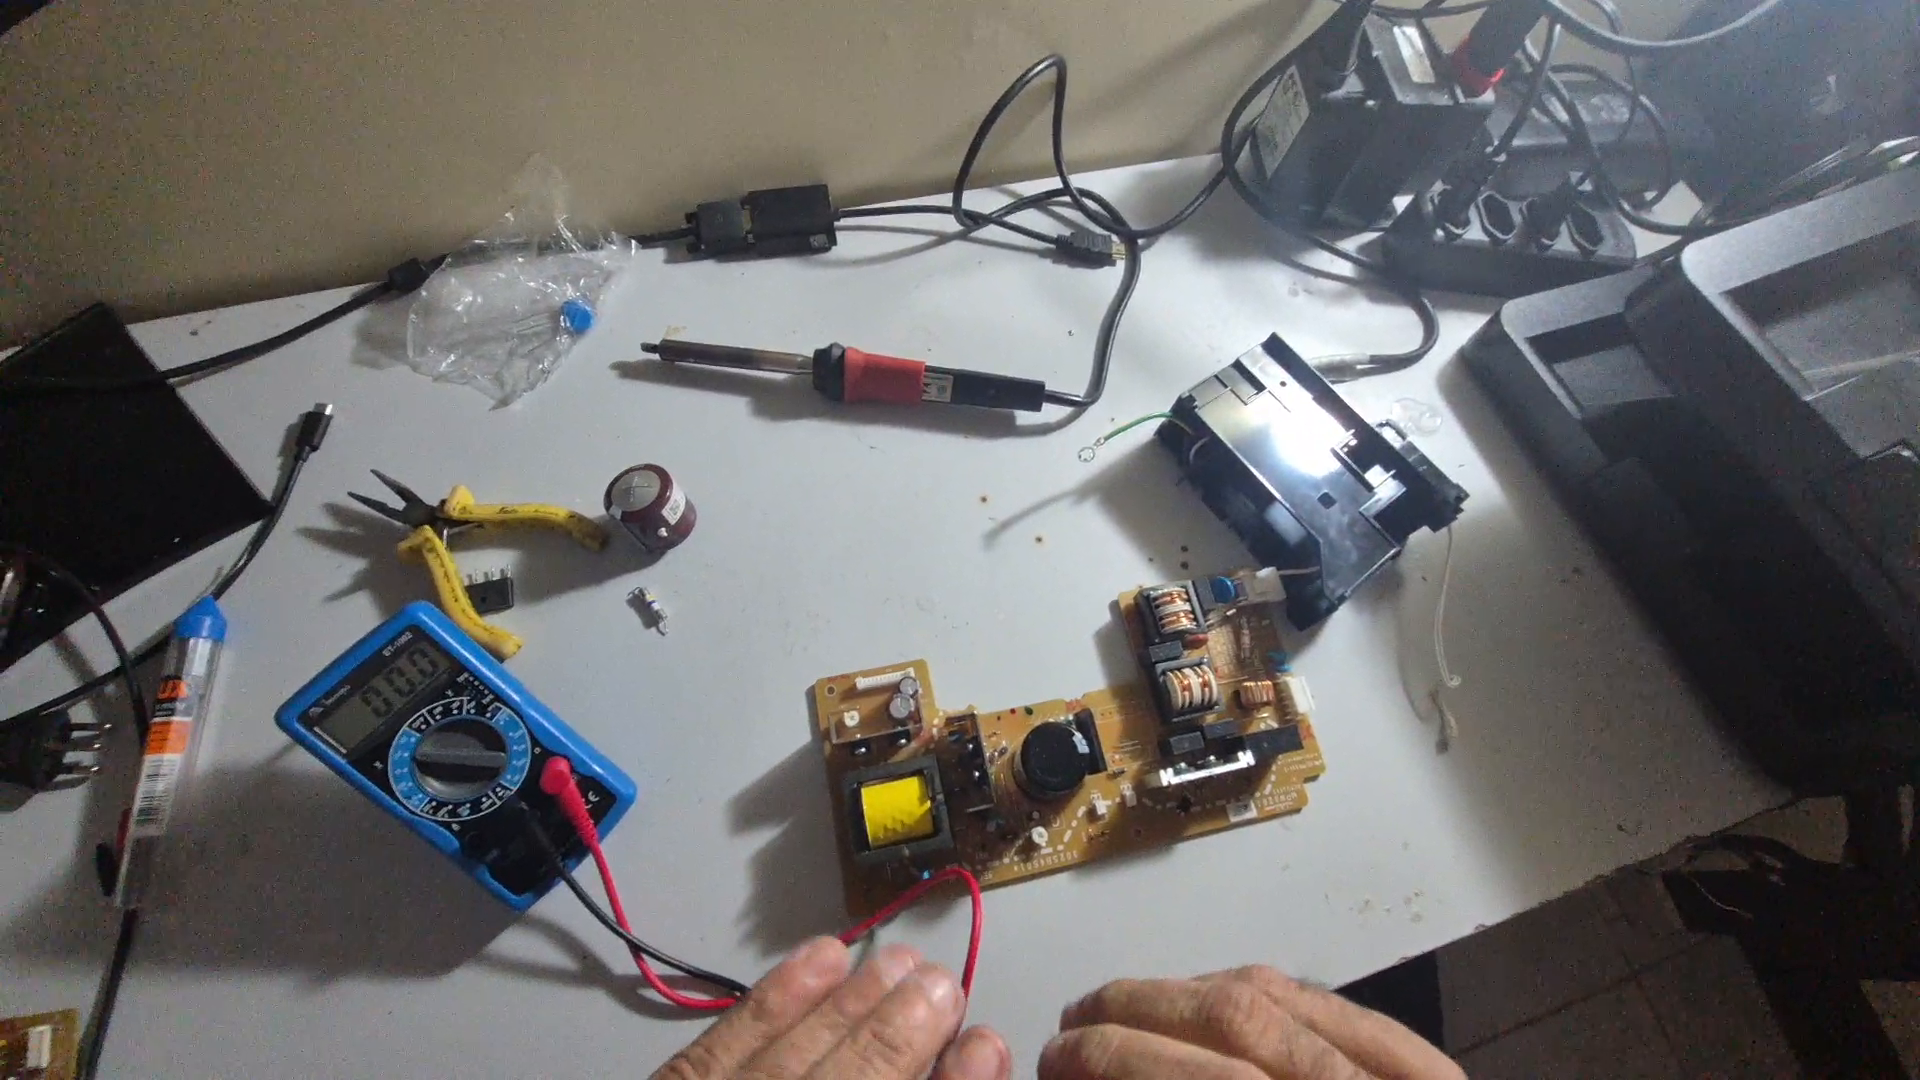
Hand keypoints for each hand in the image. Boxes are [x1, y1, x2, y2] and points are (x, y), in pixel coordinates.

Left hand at [653, 937, 1009, 1079]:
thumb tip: (960, 1071)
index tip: (988, 1047)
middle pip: (853, 1079)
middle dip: (904, 1029)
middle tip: (944, 983)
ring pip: (796, 1052)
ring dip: (854, 1000)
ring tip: (902, 961)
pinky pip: (729, 1038)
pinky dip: (779, 994)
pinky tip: (824, 955)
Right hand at [1040, 966, 1463, 1079]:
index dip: (1120, 1060)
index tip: (1057, 1061)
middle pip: (1235, 1027)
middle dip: (1132, 1016)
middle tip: (1068, 1028)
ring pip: (1273, 998)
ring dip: (1177, 990)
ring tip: (1116, 1002)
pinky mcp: (1425, 1070)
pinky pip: (1321, 999)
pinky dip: (1246, 986)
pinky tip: (1201, 990)